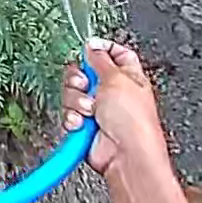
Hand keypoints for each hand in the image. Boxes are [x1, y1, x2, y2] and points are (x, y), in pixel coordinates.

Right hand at [63, 38, 167, 175]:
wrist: (126, 156)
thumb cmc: (134, 122)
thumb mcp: (116, 78)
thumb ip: (100, 59)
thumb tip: (92, 45)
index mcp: (127, 77)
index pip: (114, 53)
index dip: (101, 48)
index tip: (90, 48)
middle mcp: (112, 92)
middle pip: (84, 72)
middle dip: (79, 79)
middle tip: (85, 86)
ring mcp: (97, 109)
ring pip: (72, 92)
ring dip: (77, 101)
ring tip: (90, 111)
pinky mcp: (84, 126)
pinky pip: (68, 113)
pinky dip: (72, 118)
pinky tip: (82, 124)